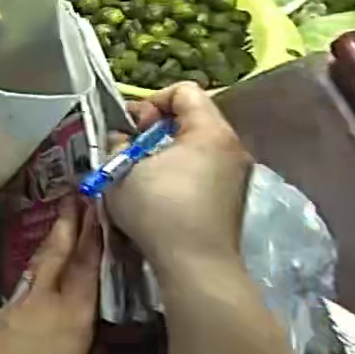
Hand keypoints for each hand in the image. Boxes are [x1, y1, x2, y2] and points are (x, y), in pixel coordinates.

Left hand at [0, 197, 101, 353]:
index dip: (95, 239)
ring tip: (64, 226)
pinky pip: (28, 286)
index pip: (88, 270)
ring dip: (53, 245)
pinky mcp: (1, 319)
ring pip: (41, 268)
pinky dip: (40, 271)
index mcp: (71, 318)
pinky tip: (43, 275)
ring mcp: (18, 308)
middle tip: (77, 195)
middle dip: (69, 225)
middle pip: (58, 256)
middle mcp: (43, 304)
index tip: (98, 208)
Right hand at [105, 82, 253, 282]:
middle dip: (155, 127)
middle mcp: (231, 146)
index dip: (151, 101)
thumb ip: (118, 143)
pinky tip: (158, 189)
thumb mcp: (120, 169)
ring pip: (196, 142)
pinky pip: (203, 164)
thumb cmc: (156, 209)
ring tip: (139, 170)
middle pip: (192, 116)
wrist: (195, 262)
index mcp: (209, 132)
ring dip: (164, 148)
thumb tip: (122, 138)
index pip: (185, 91)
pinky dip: (178, 167)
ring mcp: (236, 171)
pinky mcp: (232, 193)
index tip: (130, 127)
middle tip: (129, 148)